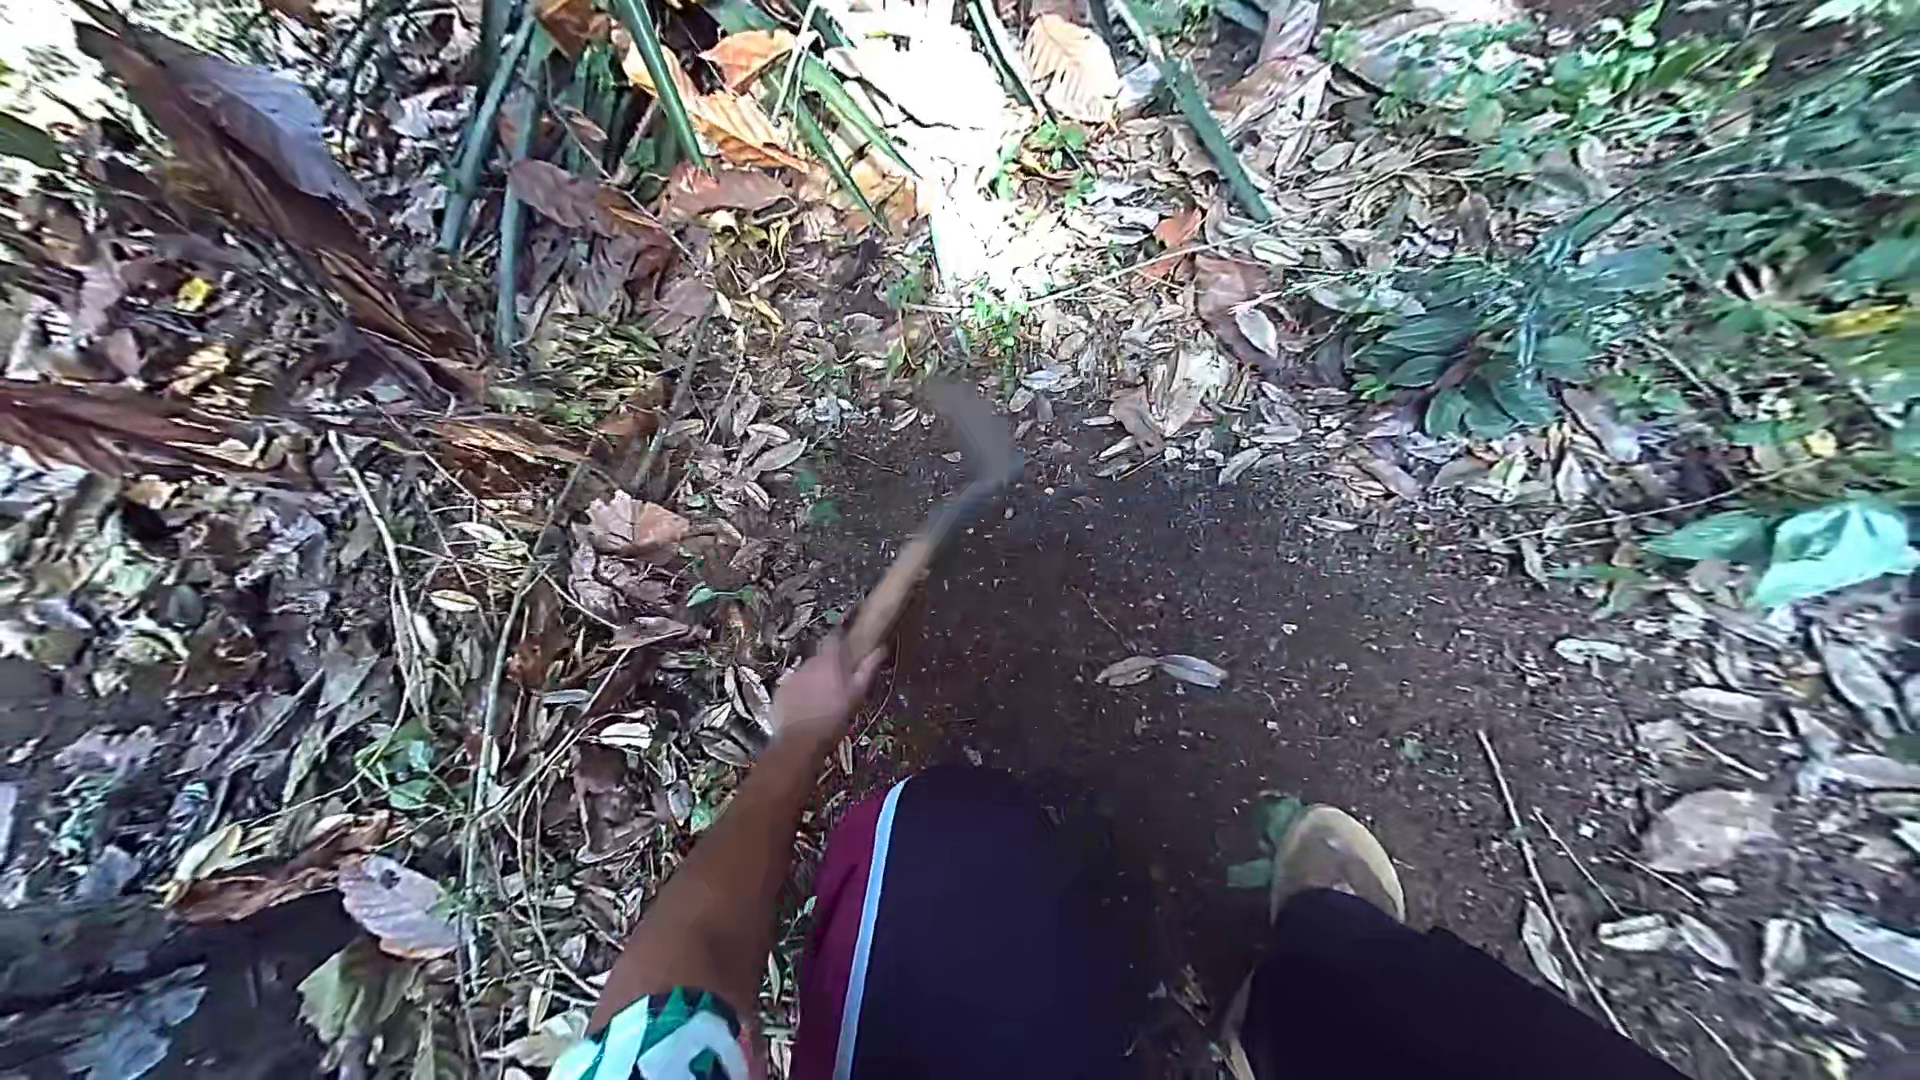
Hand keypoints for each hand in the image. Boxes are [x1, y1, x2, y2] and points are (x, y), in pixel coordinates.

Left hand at [771, 634, 885, 748]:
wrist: (802, 742)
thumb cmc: (834, 718)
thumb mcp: (857, 694)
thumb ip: (868, 669)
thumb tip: (879, 650)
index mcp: (829, 661)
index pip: (834, 638)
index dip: (841, 644)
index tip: (848, 654)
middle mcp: (809, 663)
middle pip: (820, 657)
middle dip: (829, 666)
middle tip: (837, 685)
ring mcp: (792, 677)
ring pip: (807, 672)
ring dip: (814, 680)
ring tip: (821, 699)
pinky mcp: (781, 691)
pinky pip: (794, 685)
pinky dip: (800, 691)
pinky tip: (806, 706)